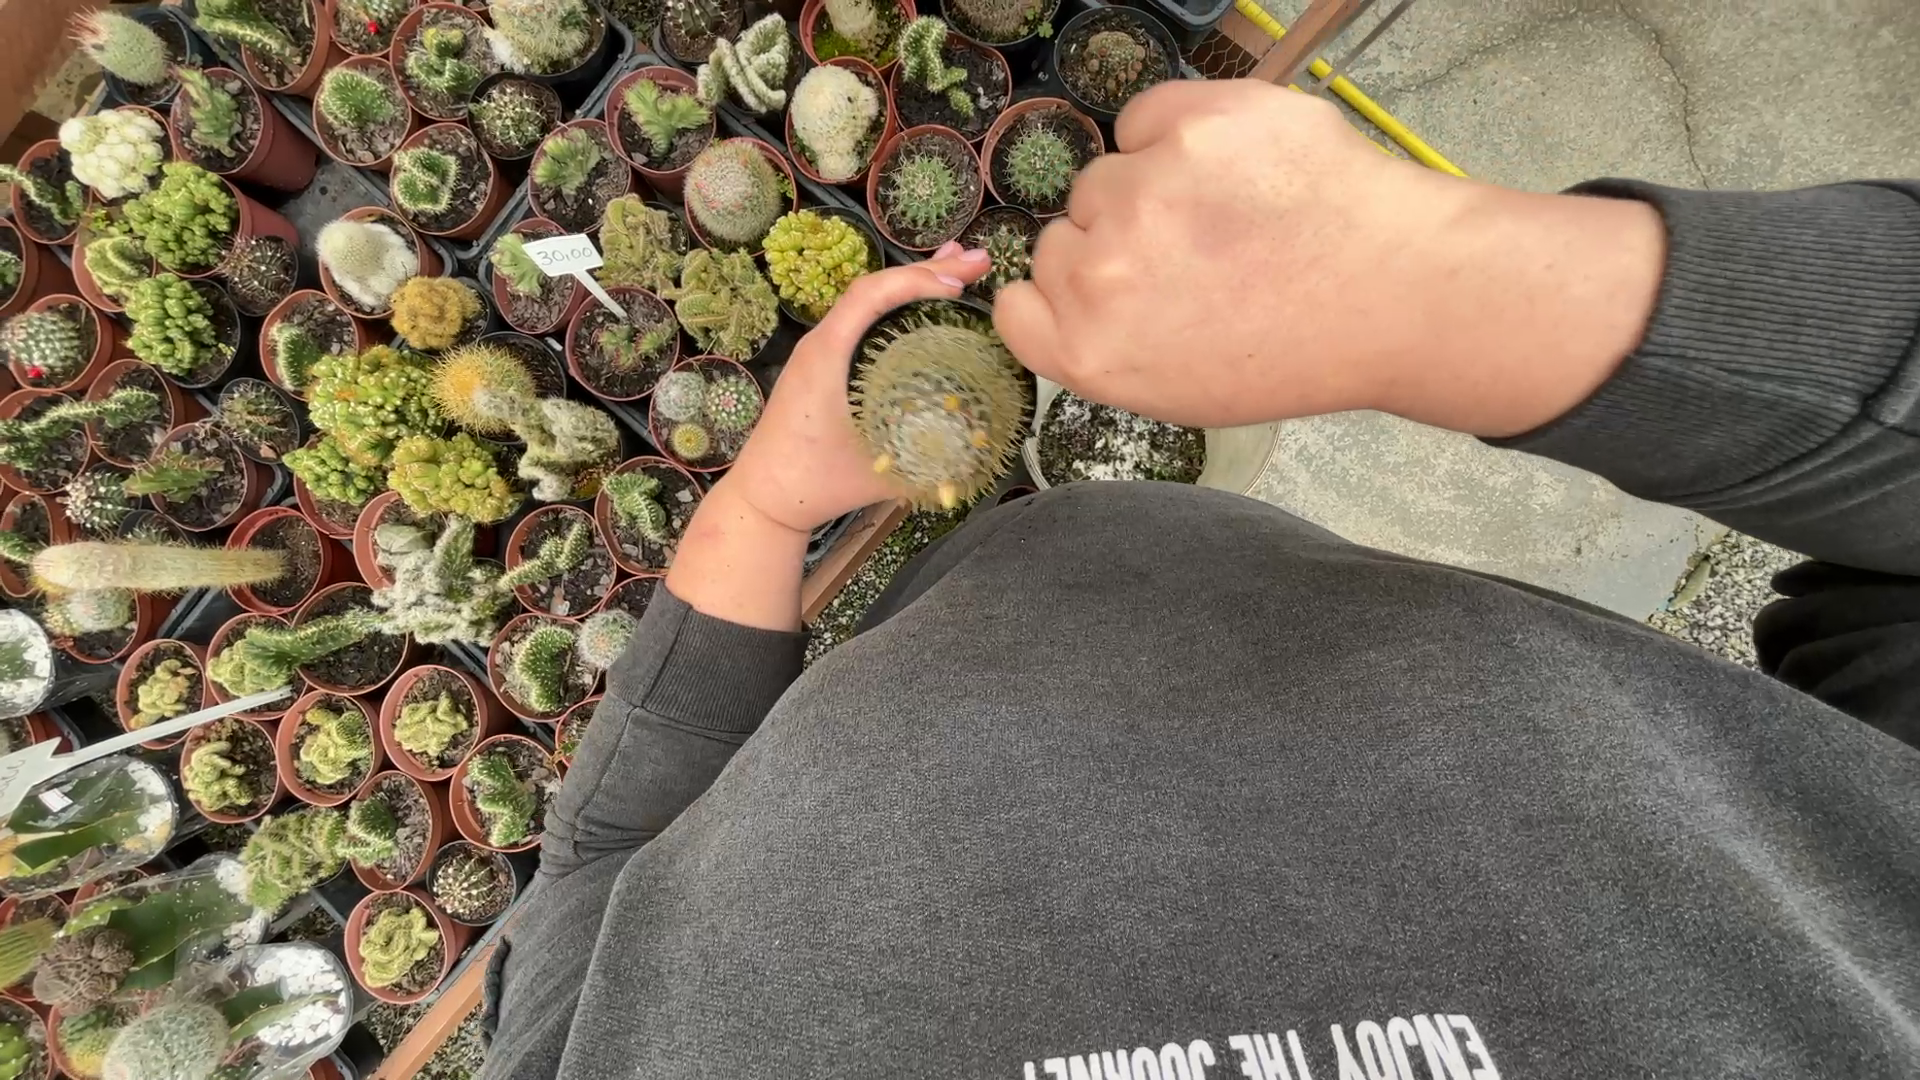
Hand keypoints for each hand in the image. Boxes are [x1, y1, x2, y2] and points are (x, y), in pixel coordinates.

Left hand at [724, 243, 991, 533]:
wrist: (763, 497)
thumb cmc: (813, 484)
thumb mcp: (878, 474)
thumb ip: (929, 460)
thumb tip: (983, 442)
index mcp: (827, 356)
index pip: (871, 296)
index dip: (917, 282)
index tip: (960, 285)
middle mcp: (822, 343)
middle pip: (875, 288)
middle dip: (929, 271)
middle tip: (978, 262)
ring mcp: (821, 352)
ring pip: (869, 301)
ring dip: (913, 282)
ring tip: (957, 267)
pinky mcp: (824, 365)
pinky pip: (862, 321)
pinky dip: (894, 305)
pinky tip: (919, 307)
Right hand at [993, 79, 1664, 436]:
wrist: (1392, 296)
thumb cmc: (1282, 358)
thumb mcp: (1169, 393)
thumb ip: (1097, 348)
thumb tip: (1068, 295)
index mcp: (1088, 354)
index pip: (1014, 309)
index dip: (1054, 301)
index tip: (1095, 298)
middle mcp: (1095, 274)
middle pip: (1055, 242)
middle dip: (1104, 252)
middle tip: (1178, 264)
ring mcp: (1139, 194)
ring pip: (1101, 180)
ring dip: (1141, 195)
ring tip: (1215, 218)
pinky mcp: (1192, 125)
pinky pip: (1142, 121)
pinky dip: (1172, 139)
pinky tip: (1225, 171)